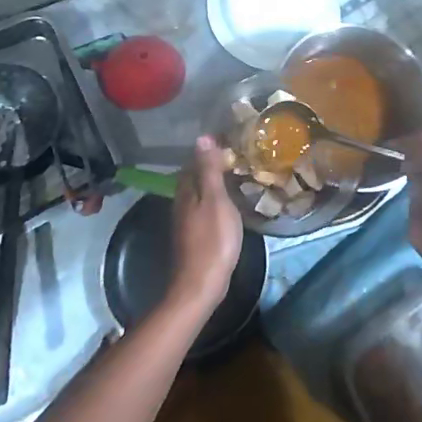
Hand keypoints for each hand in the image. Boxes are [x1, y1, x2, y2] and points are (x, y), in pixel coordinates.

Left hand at [168, 136, 243, 312]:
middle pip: (195, 177)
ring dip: (215, 183)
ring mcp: (186, 220)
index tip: (232, 143)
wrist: (202, 284)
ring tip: (239, 177)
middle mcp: (181, 202)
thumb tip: (202, 137)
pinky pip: (205, 208)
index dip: (210, 151)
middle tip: (239, 158)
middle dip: (213, 166)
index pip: (194, 161)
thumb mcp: (216, 200)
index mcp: (186, 190)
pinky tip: (231, 204)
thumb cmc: (213, 239)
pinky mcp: (195, 235)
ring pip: (200, 193)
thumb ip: (209, 170)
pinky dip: (217, 200)